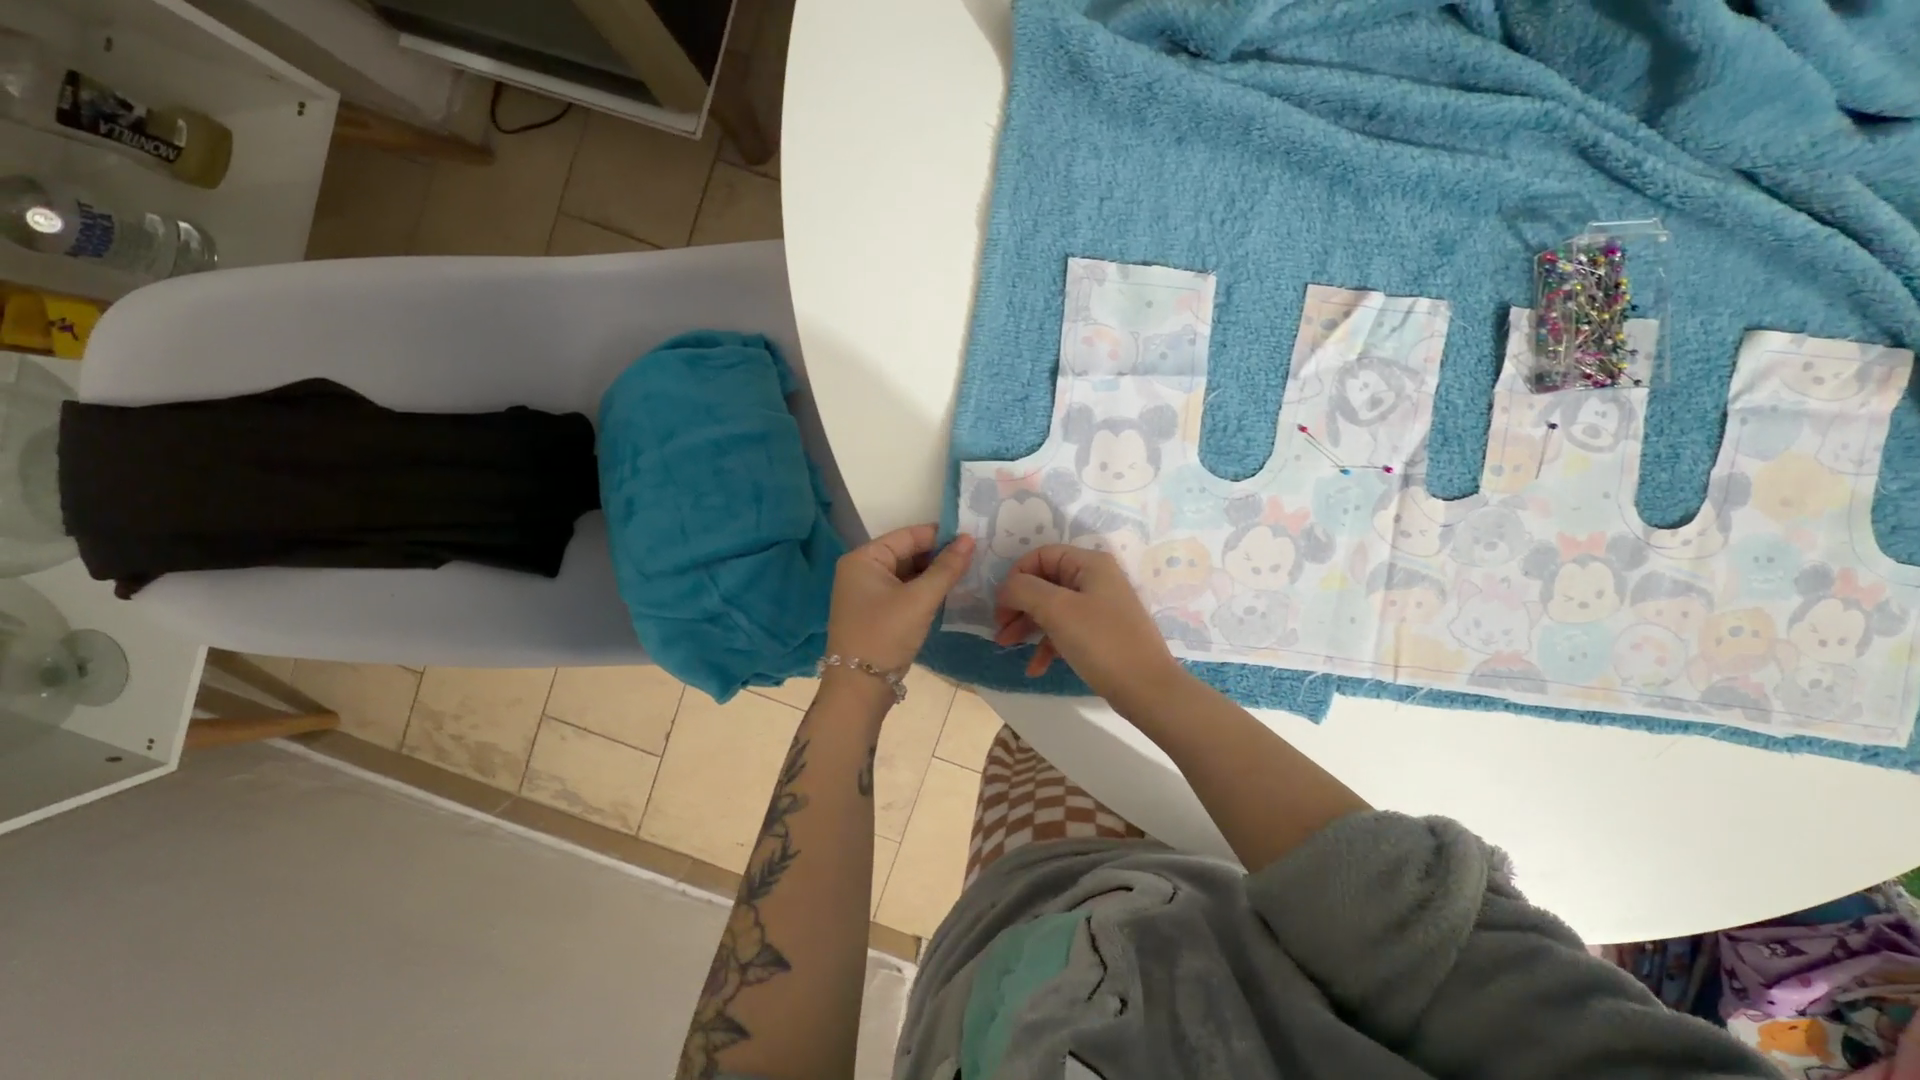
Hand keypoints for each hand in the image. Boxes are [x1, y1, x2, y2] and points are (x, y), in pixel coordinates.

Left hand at [825, 525, 974, 672]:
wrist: (860, 687)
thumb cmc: (886, 634)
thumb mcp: (920, 599)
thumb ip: (946, 568)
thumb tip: (968, 539)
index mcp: (863, 558)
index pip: (907, 536)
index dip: (939, 535)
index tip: (972, 538)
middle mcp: (861, 570)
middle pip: (906, 553)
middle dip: (938, 556)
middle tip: (974, 557)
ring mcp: (866, 592)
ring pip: (907, 574)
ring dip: (933, 575)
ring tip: (967, 573)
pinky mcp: (875, 612)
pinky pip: (903, 591)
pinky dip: (924, 590)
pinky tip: (948, 592)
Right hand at [992, 544, 1180, 701]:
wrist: (1147, 688)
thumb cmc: (1101, 641)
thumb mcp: (1056, 609)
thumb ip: (1023, 590)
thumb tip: (1006, 588)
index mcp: (1090, 564)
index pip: (1041, 556)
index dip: (1017, 576)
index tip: (1001, 605)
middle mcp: (1096, 580)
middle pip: (1045, 582)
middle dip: (1018, 605)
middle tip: (1000, 629)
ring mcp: (1100, 608)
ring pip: (1052, 609)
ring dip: (1027, 626)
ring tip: (1006, 647)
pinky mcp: (1101, 635)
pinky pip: (1066, 631)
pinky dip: (1047, 645)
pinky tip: (1035, 668)